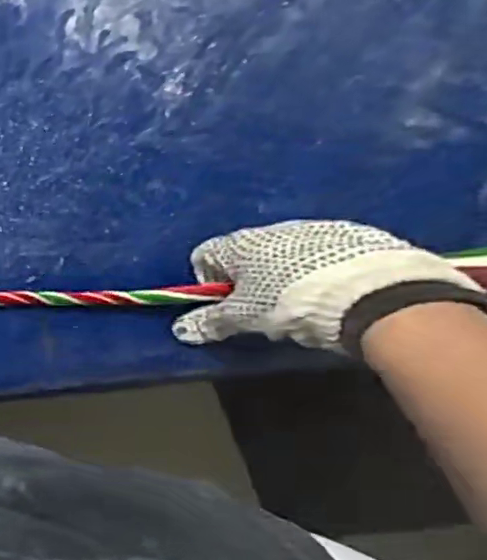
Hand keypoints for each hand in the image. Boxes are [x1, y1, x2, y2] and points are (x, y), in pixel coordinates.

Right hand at [171, 220, 486, 354]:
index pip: (205, 255)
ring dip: (291, 271)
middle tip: (264, 305)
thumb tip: (180, 330)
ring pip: (293, 251)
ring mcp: (324, 229)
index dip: (209, 280)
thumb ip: (209, 321)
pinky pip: (334, 252)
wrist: (380, 295)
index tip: (225, 302)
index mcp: (240, 244)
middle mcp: (277, 229)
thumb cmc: (289, 302)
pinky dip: (329, 268)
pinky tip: (340, 290)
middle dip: (252, 276)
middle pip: (250, 252)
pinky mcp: (367, 236)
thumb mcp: (243, 318)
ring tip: (307, 299)